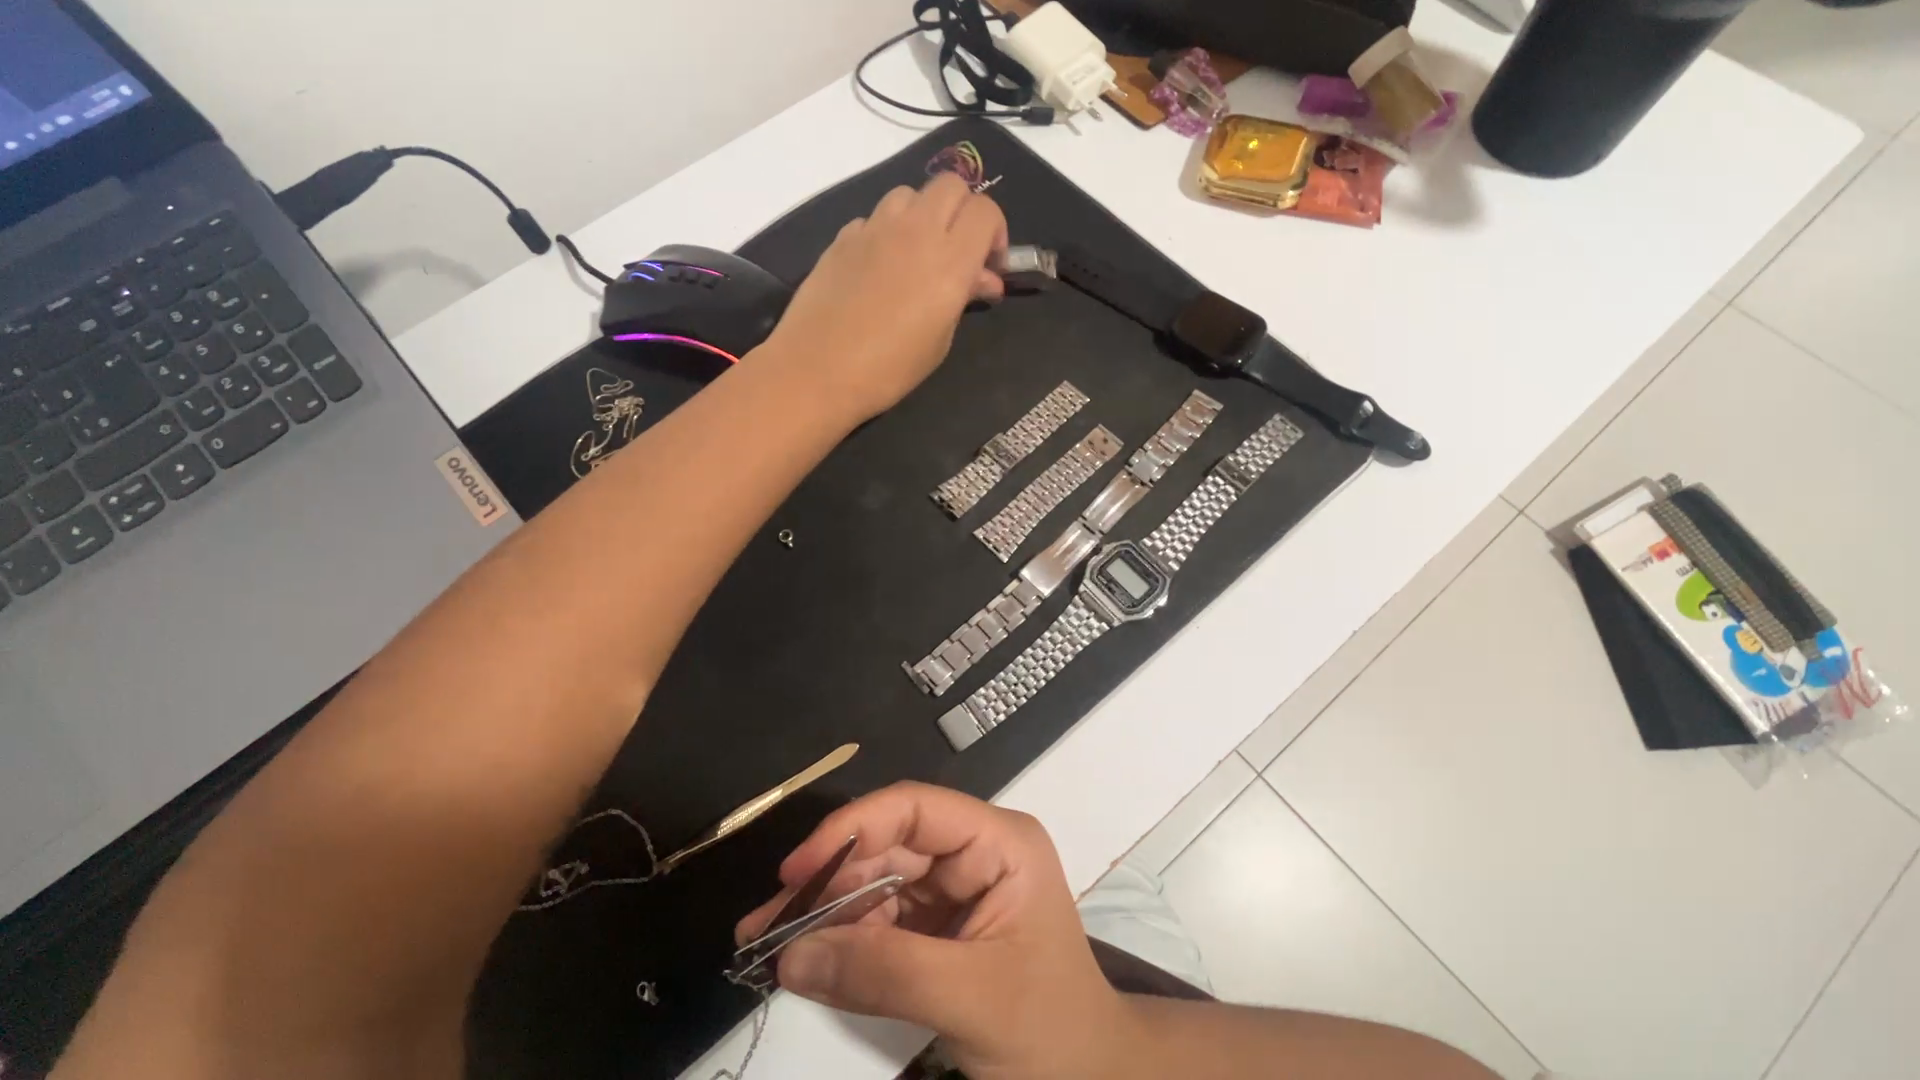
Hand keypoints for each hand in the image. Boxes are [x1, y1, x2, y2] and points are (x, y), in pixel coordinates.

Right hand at [736, 783, 1123, 1079]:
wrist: (1092, 1078)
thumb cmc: (1052, 1028)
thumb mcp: (974, 998)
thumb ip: (887, 973)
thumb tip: (792, 957)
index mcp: (999, 844)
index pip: (914, 810)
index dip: (851, 829)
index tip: (796, 871)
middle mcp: (972, 854)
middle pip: (885, 847)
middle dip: (826, 883)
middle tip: (762, 925)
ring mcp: (953, 891)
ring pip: (874, 884)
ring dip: (823, 915)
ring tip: (764, 945)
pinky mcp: (936, 930)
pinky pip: (877, 923)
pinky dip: (840, 941)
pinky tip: (802, 959)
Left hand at [755, 172, 1007, 421]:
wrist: (817, 371)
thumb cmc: (889, 369)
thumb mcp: (940, 341)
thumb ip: (963, 297)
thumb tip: (981, 279)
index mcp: (949, 259)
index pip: (985, 210)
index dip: (995, 231)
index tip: (988, 265)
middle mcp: (915, 231)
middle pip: (951, 185)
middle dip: (963, 211)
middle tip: (958, 252)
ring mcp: (874, 228)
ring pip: (909, 194)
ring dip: (922, 215)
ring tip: (917, 255)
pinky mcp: (843, 237)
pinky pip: (874, 218)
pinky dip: (886, 233)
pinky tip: (879, 269)